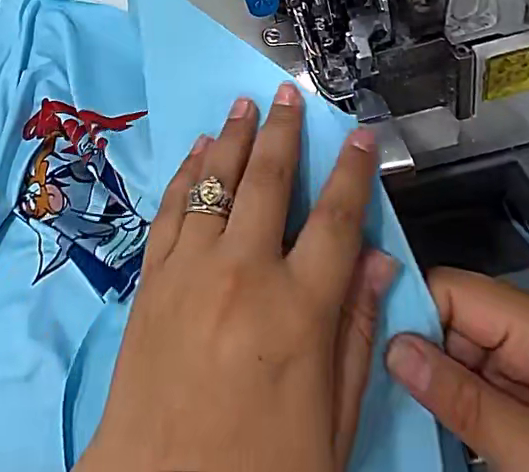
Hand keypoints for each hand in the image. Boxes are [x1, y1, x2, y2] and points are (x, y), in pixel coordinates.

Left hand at [78, 83, 398, 471]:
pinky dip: (186, 173)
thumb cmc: (258, 470)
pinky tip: (196, 150)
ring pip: (215, 181)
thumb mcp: (332, 421)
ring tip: (244, 105)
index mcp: (298, 310)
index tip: (360, 136)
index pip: (336, 219)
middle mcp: (243, 272)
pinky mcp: (152, 276)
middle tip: (288, 95)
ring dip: (232, 137)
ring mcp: (191, 267)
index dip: (352, 172)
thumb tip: (377, 260)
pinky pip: (172, 208)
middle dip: (283, 131)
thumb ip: (356, 333)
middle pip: (268, 181)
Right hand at [385, 268, 528, 471]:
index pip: (451, 287)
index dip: (406, 306)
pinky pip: (472, 380)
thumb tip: (400, 349)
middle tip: (369, 372)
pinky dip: (447, 397)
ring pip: (455, 349)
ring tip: (390, 396)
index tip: (365, 330)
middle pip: (449, 315)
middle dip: (412, 343)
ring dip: (426, 373)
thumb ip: (469, 401)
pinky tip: (425, 415)